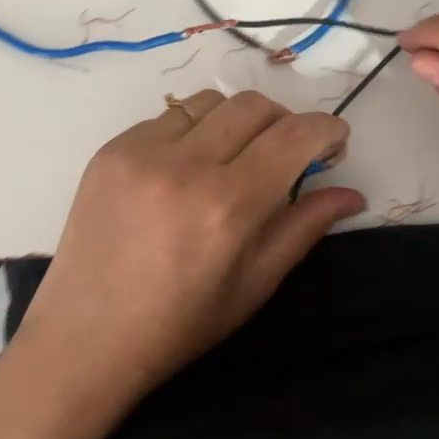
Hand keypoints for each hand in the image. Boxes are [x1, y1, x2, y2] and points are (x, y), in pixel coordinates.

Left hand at [17, 90, 365, 399]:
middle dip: (283, 121)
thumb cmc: (179, 324)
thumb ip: (304, 228)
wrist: (86, 337)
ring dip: (235, 120)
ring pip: (209, 101)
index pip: (294, 136)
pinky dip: (190, 132)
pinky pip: (167, 118)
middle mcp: (186, 166)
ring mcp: (142, 151)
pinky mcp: (112, 148)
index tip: (335, 141)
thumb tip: (351, 193)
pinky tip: (184, 169)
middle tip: (286, 152)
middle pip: (253, 105)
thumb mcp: (254, 285)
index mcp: (228, 206)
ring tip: (233, 156)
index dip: (326, 129)